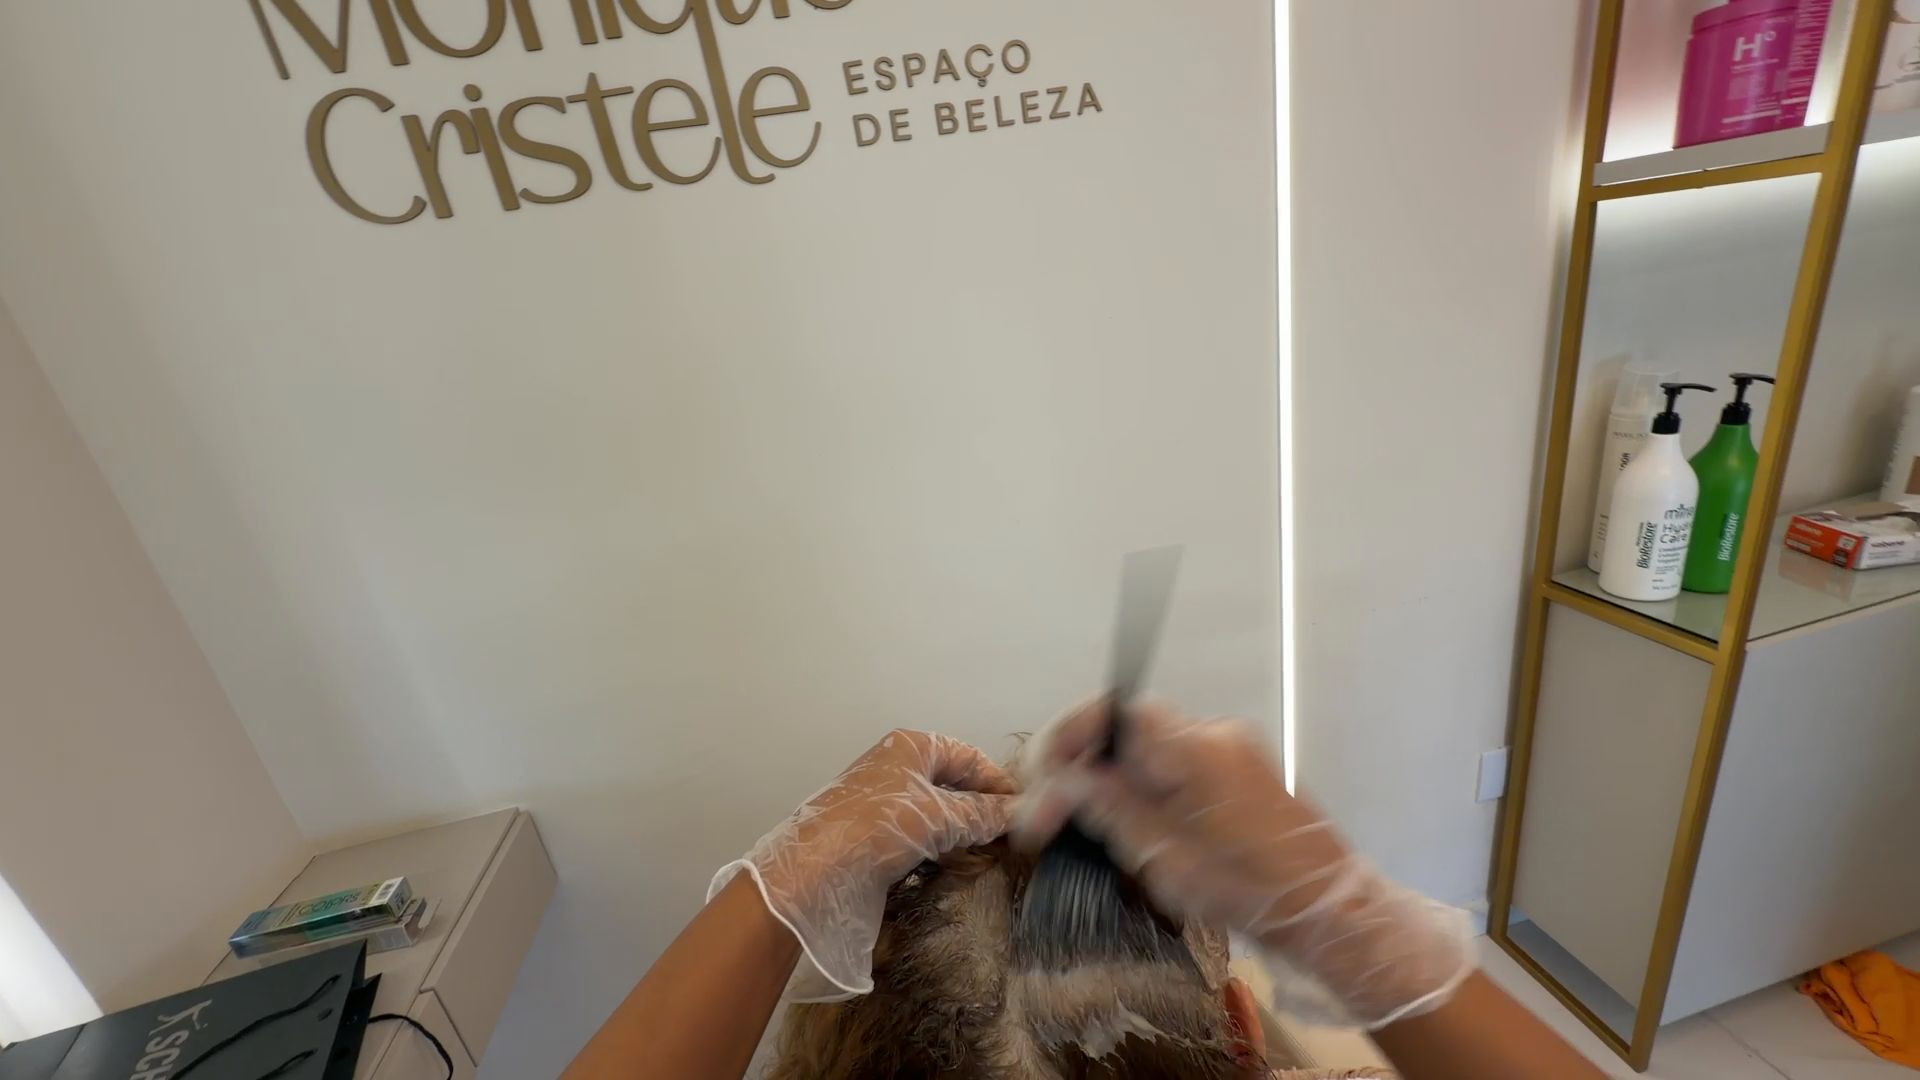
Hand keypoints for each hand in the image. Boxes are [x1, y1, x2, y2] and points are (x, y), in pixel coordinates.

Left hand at [709, 730, 1015, 1000]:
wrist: (813, 874)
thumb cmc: (876, 828)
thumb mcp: (938, 818)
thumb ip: (981, 815)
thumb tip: (1016, 813)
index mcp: (911, 746)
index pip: (968, 755)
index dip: (996, 781)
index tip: (1021, 809)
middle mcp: (897, 765)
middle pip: (952, 782)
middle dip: (980, 808)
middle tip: (1007, 835)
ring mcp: (883, 798)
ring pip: (936, 810)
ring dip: (960, 830)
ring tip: (985, 853)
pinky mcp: (873, 831)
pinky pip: (917, 832)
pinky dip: (937, 845)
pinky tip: (951, 864)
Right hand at [1015, 700, 1471, 1029]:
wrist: (1331, 910)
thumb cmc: (1252, 893)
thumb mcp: (1166, 860)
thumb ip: (1111, 809)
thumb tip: (1065, 779)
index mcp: (1193, 750)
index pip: (1113, 712)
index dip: (1070, 733)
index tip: (1045, 770)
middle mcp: (1211, 734)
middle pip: (1125, 725)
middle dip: (1081, 757)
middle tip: (1051, 800)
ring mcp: (1228, 747)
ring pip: (1145, 744)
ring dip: (1108, 772)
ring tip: (1081, 814)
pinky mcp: (1237, 765)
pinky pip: (1171, 758)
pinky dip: (1140, 779)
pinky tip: (1127, 815)